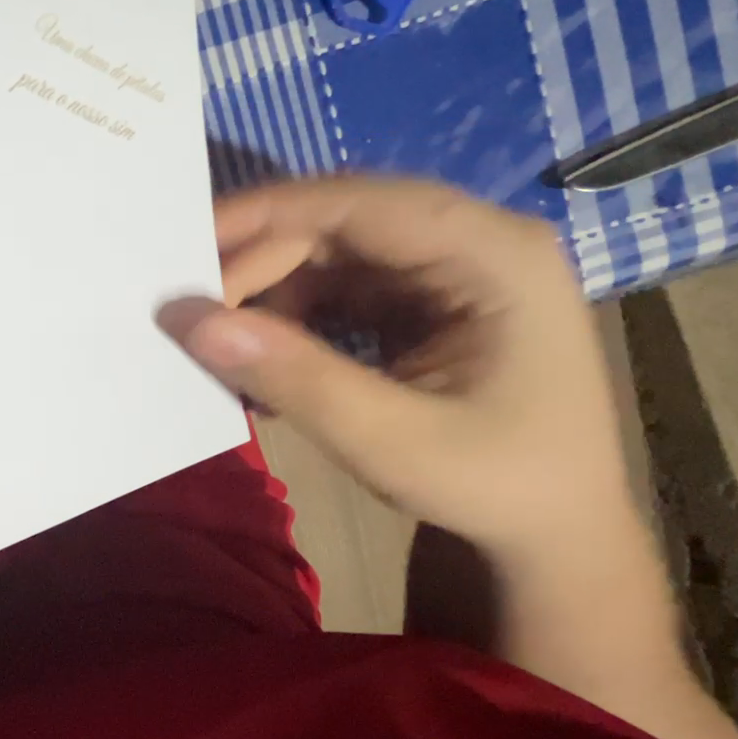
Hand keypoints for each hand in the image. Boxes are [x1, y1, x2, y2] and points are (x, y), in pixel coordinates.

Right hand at [159, 176, 637, 564]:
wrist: (552, 533)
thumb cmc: (493, 485)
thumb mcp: (388, 440)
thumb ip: (290, 376)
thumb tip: (187, 320)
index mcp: (494, 257)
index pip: (361, 206)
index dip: (266, 216)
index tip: (185, 243)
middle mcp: (472, 246)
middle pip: (340, 227)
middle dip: (259, 264)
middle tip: (189, 313)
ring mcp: (446, 274)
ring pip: (329, 258)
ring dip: (267, 295)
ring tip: (218, 345)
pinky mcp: (422, 304)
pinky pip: (337, 291)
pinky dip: (289, 321)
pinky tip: (261, 362)